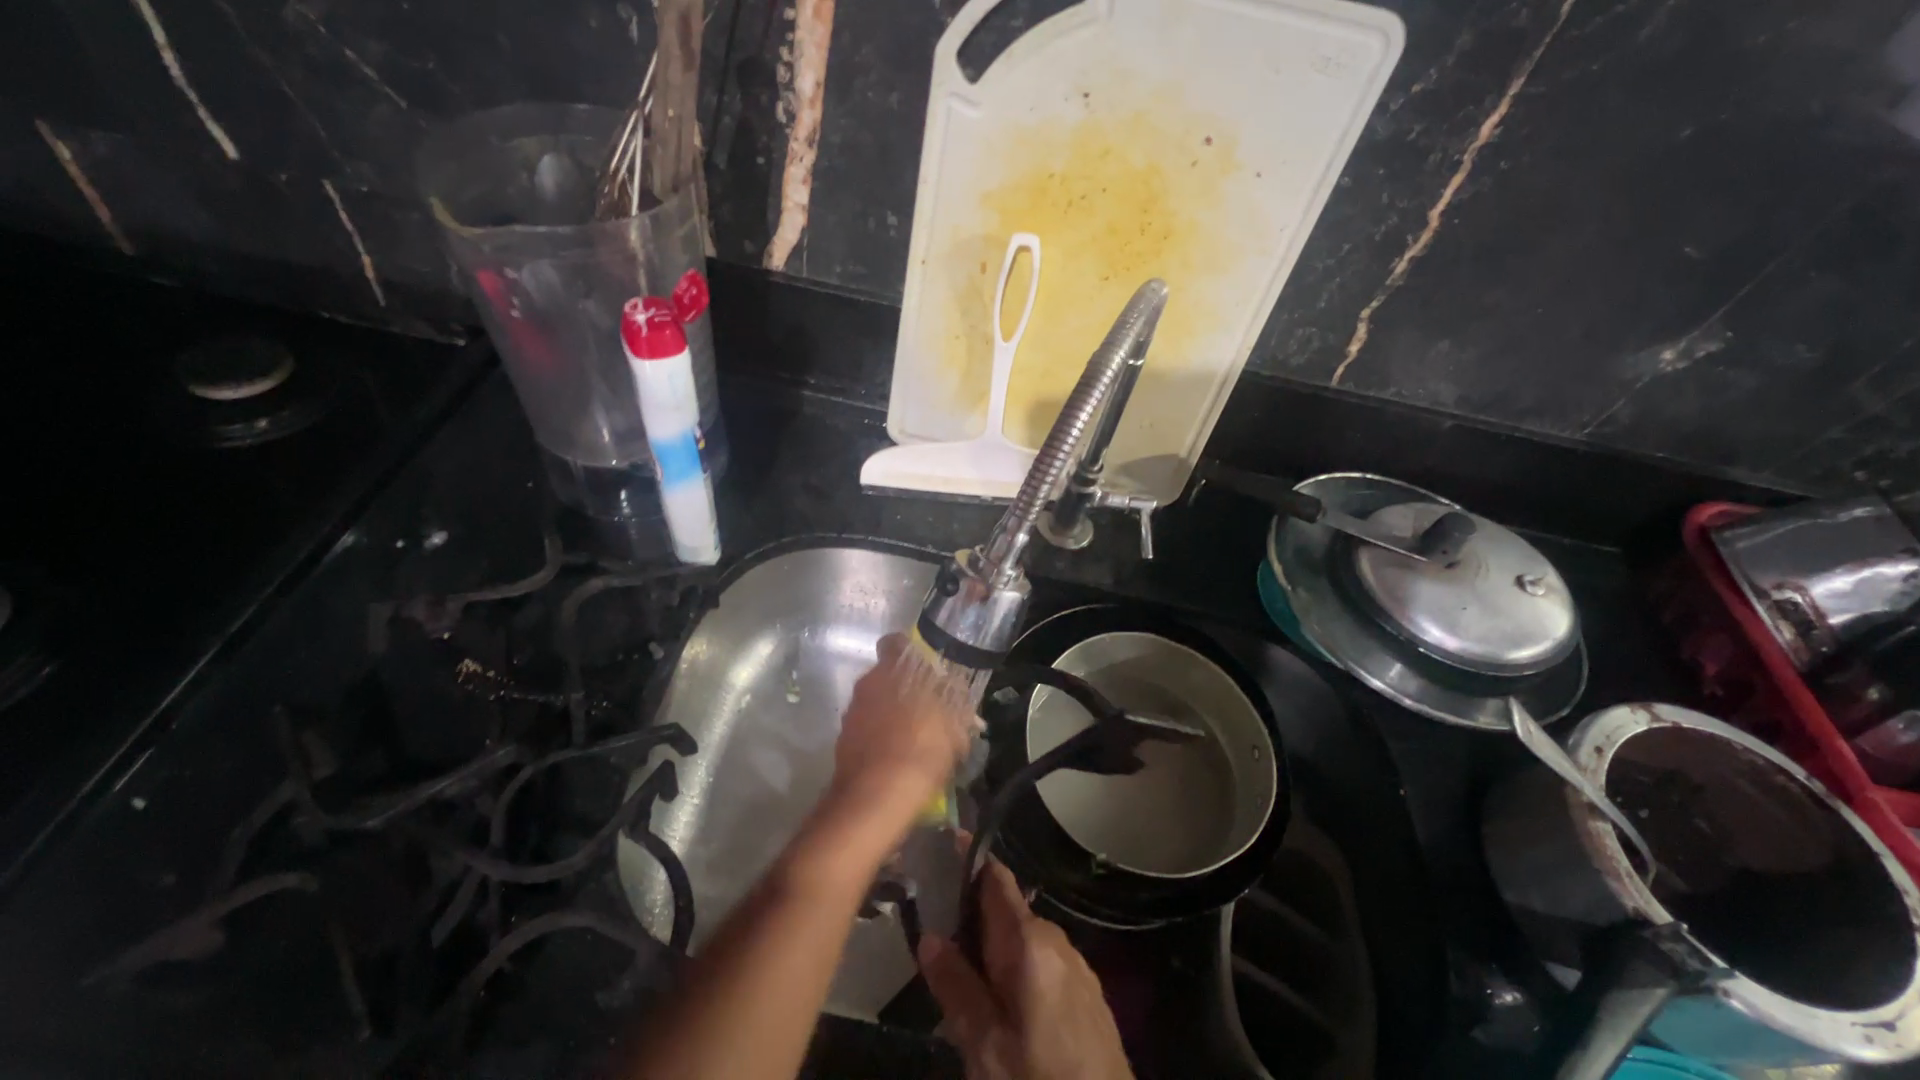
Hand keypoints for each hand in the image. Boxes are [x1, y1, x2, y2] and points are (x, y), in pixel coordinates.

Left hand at [822, 633, 975, 840]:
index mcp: (891, 671)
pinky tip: (896, 758)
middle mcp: (865, 685)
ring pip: (874, 703)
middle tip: (928, 709)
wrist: (875, 798)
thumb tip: (963, 707)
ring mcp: (851, 714)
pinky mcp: (843, 741)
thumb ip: (958, 709)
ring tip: (914, 738)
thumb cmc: (920, 751)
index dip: (909, 651)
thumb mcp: (954, 728)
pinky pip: (866, 729)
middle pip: (886, 676)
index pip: (895, 643)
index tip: (926, 668)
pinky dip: (878, 737)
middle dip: (904, 688)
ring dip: (890, 714)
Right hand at [917, 855, 1132, 1079]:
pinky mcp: (1086, 992)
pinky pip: (1040, 961)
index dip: (966, 860)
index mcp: (1029, 941)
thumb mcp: (984, 1044)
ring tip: (957, 975)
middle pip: (1005, 910)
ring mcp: (1077, 965)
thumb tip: (929, 936)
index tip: (936, 848)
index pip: (995, 879)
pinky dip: (1014, 967)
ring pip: (1022, 939)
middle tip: (931, 937)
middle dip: (969, 918)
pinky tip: (998, 1001)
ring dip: (991, 947)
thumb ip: (955, 986)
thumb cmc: (1039, 1077)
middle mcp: (1057, 939)